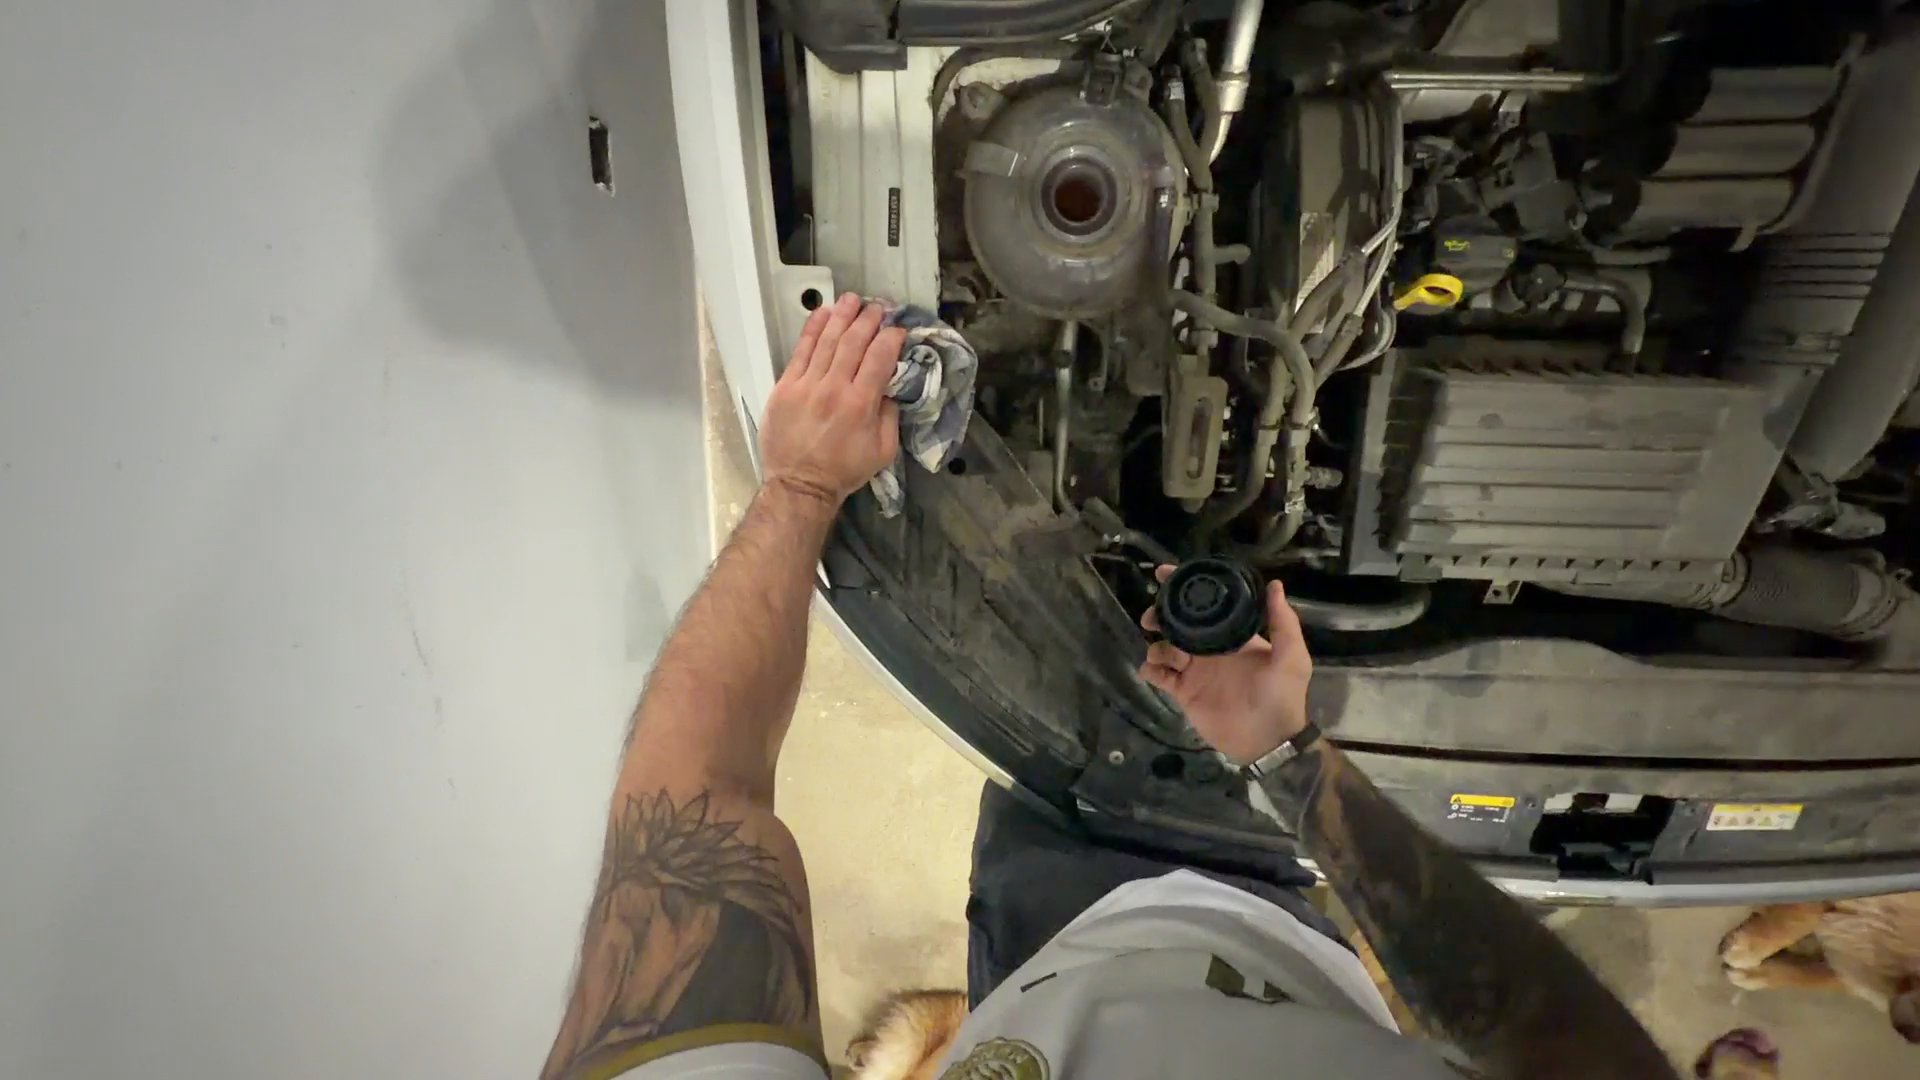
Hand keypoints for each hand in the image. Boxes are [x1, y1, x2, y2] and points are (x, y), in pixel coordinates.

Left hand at [759, 292, 903, 507]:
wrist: (801, 485)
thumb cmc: (844, 471)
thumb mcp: (883, 451)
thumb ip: (889, 417)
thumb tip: (887, 389)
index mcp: (860, 404)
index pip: (879, 357)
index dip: (891, 338)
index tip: (898, 329)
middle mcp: (834, 388)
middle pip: (854, 341)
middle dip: (869, 319)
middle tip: (878, 306)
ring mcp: (806, 385)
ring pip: (827, 340)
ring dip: (842, 315)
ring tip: (852, 299)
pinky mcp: (785, 387)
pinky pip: (801, 350)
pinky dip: (812, 329)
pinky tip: (822, 313)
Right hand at [1139, 565, 1311, 764]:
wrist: (1268, 740)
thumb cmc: (1282, 696)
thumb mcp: (1290, 658)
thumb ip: (1282, 623)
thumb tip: (1274, 584)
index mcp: (1231, 636)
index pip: (1205, 606)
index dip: (1185, 588)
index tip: (1164, 573)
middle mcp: (1209, 649)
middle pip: (1177, 624)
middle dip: (1160, 615)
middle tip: (1151, 618)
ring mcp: (1193, 670)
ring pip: (1164, 647)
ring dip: (1156, 645)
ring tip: (1158, 653)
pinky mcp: (1182, 691)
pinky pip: (1159, 675)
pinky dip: (1150, 669)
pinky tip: (1152, 670)